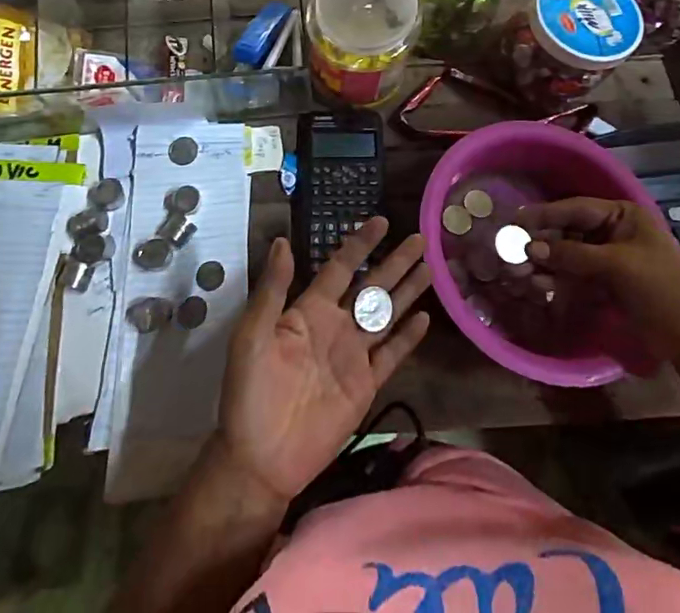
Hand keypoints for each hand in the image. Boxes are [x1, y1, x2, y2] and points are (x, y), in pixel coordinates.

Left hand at [217, 218, 432, 504]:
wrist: (260, 458)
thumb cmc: (249, 393)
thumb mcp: (252, 336)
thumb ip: (272, 290)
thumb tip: (283, 241)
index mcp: (308, 311)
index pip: (339, 267)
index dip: (359, 243)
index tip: (380, 220)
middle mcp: (335, 326)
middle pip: (372, 286)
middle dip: (395, 262)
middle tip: (420, 238)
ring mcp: (353, 355)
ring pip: (387, 315)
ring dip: (408, 291)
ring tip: (430, 267)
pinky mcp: (366, 385)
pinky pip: (391, 355)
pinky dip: (408, 337)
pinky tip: (425, 318)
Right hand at [516, 198, 679, 330]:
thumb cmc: (664, 288)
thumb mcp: (619, 265)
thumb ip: (573, 255)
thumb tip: (530, 247)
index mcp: (623, 216)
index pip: (576, 209)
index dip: (545, 215)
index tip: (515, 221)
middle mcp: (613, 233)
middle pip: (568, 232)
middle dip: (541, 243)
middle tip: (512, 253)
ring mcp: (609, 260)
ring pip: (567, 257)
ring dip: (545, 264)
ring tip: (522, 274)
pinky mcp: (606, 285)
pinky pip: (574, 277)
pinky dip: (557, 281)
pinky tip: (540, 287)